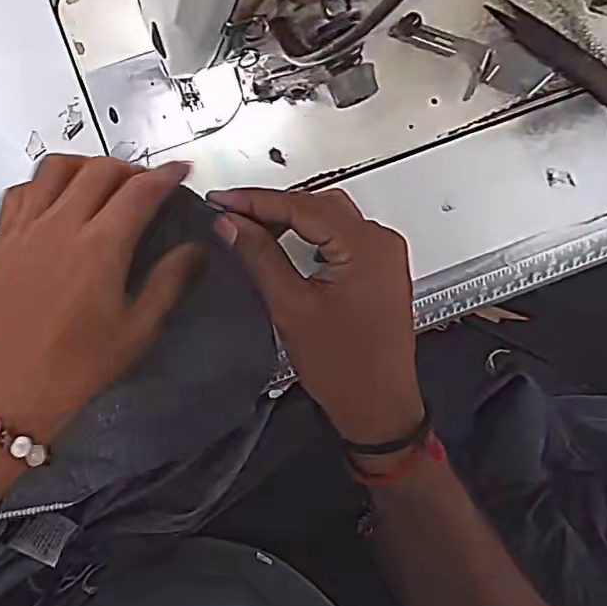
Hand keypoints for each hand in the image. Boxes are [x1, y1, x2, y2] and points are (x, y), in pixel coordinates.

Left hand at [0, 156, 204, 522]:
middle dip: (131, 167)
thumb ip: (168, 283)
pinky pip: (19, 191)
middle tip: (146, 181)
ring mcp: (26, 231)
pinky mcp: (2, 242)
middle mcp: (60, 228)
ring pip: (55, 168)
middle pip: (100, 169)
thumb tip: (192, 254)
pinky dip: (42, 182)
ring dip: (85, 164)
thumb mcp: (136, 331)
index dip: (166, 175)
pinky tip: (53, 197)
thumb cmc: (72, 368)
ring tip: (101, 179)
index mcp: (100, 247)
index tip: (178, 172)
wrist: (10, 389)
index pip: (141, 190)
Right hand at [208, 187, 422, 446]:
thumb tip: (233, 225)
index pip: (302, 206)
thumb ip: (260, 256)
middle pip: (316, 204)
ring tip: (248, 224)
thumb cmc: (346, 367)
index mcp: (367, 247)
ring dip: (287, 217)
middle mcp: (381, 243)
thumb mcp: (291, 305)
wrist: (376, 405)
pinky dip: (306, 233)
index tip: (223, 201)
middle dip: (269, 205)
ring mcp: (382, 255)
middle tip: (229, 211)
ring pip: (327, 217)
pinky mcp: (376, 268)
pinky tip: (280, 240)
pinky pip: (338, 235)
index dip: (255, 201)